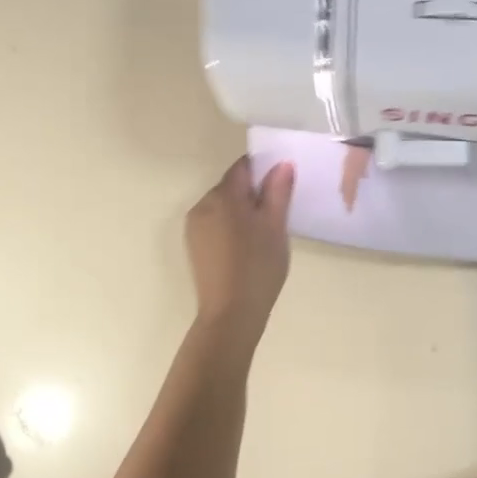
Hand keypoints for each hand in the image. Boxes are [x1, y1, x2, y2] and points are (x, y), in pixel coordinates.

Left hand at [186, 157, 295, 333]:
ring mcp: (194, 227)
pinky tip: (245, 249)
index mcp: (223, 196)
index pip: (243, 168)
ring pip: (223, 207)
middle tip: (277, 217)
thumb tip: (282, 164)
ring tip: (262, 236)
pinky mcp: (194, 246)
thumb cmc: (258, 267)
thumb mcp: (275, 227)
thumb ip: (278, 192)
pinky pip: (215, 225)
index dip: (264, 171)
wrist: (231, 313)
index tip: (281, 188)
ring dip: (241, 213)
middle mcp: (202, 205)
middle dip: (252, 195)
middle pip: (231, 187)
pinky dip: (230, 228)